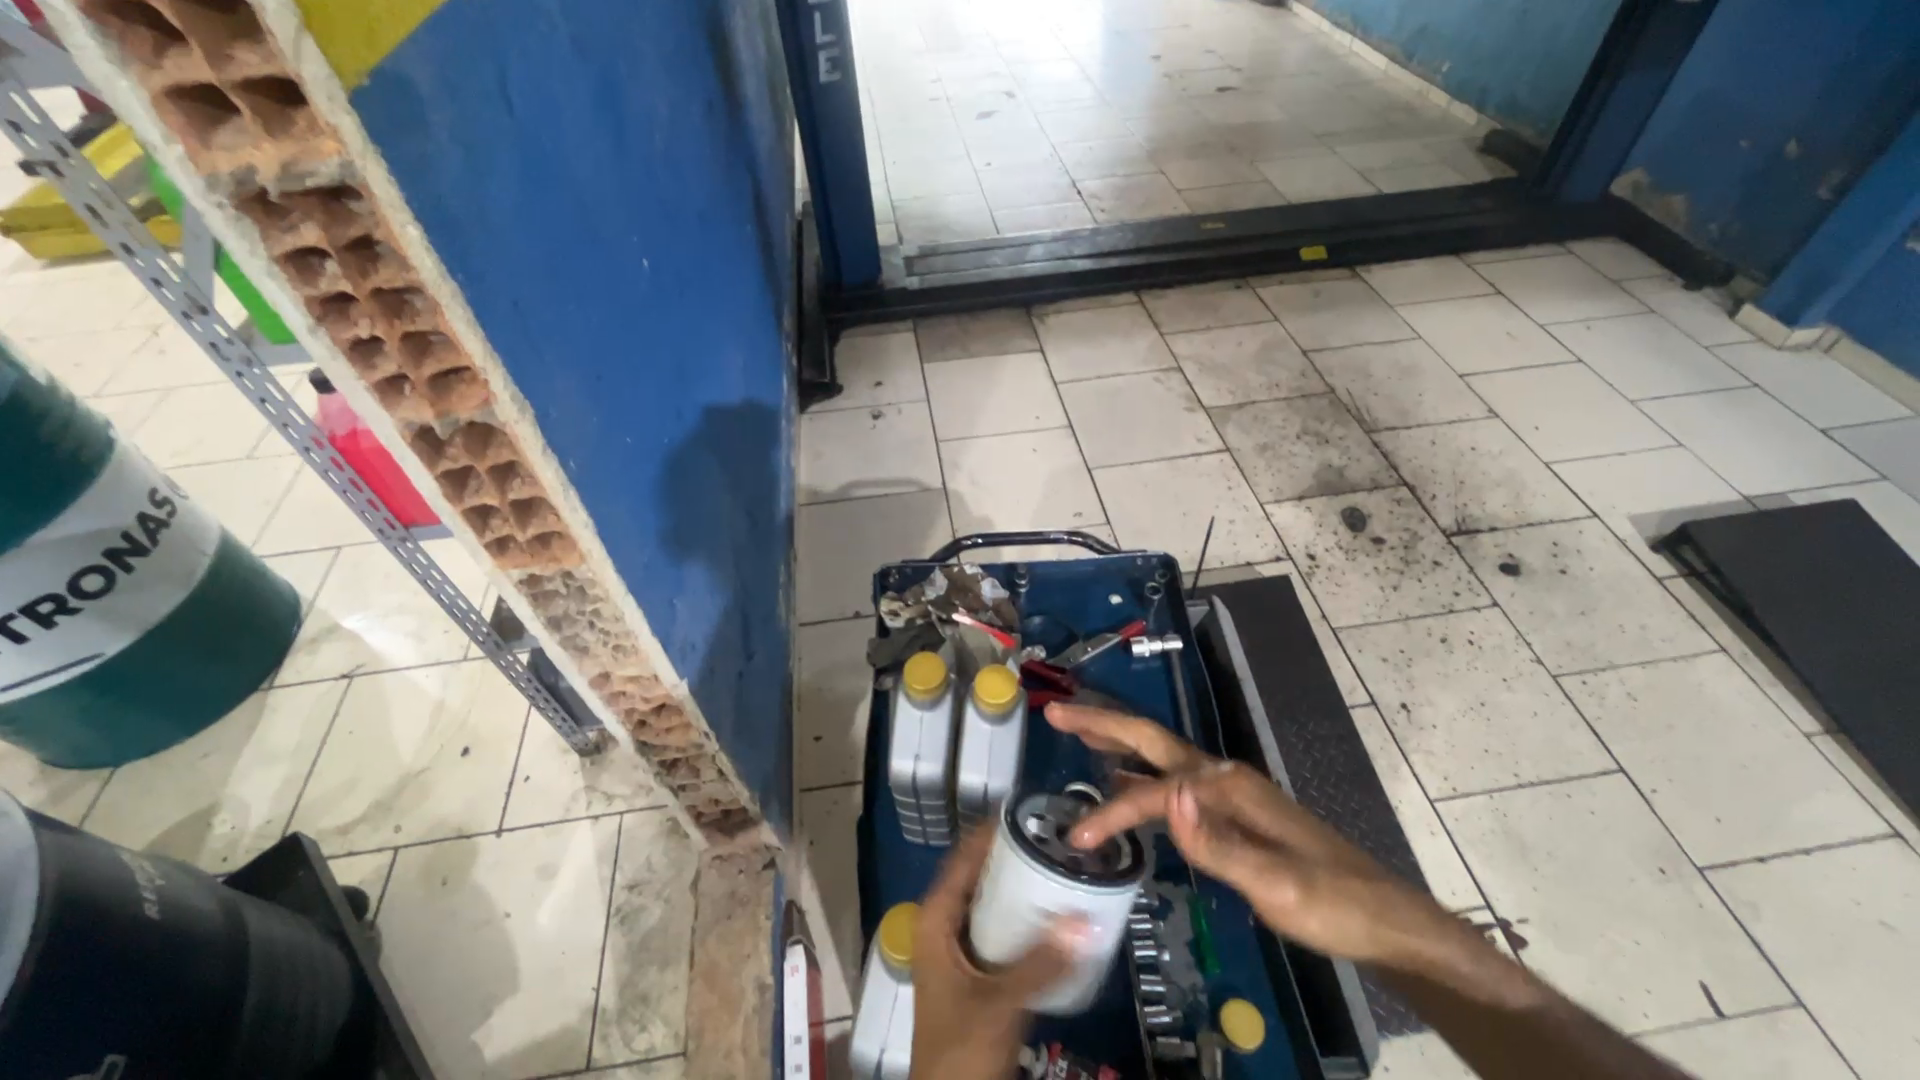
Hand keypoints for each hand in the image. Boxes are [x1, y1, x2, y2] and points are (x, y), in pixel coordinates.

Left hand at [909, 824, 1083, 1079]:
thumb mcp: (999, 1003)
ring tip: (1062, 865)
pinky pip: (1003, 933)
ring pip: (992, 906)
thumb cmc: (960, 1048)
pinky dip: (1026, 921)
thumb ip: (1041, 963)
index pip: (961, 861)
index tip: (1024, 810)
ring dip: (1021, 889)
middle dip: (1013, 859)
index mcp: (934, 923)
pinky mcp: (979, 976)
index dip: (987, 834)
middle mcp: (944, 930)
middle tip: (1055, 837)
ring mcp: (961, 954)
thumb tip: (1085, 919)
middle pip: (978, 880)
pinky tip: (1057, 916)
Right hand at [1046, 703, 1475, 975]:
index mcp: (1231, 789)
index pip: (1155, 792)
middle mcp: (1226, 779)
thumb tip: (1167, 798)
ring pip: (1161, 759)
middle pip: (1153, 742)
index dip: (1112, 813)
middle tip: (1055, 713)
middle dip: (1103, 725)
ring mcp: (1230, 795)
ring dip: (1118, 744)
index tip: (1078, 841)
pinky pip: (1172, 785)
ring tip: (1077, 734)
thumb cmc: (1332, 905)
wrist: (1384, 921)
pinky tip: (1124, 785)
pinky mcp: (1233, 815)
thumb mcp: (1277, 884)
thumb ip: (1218, 844)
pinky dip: (1139, 777)